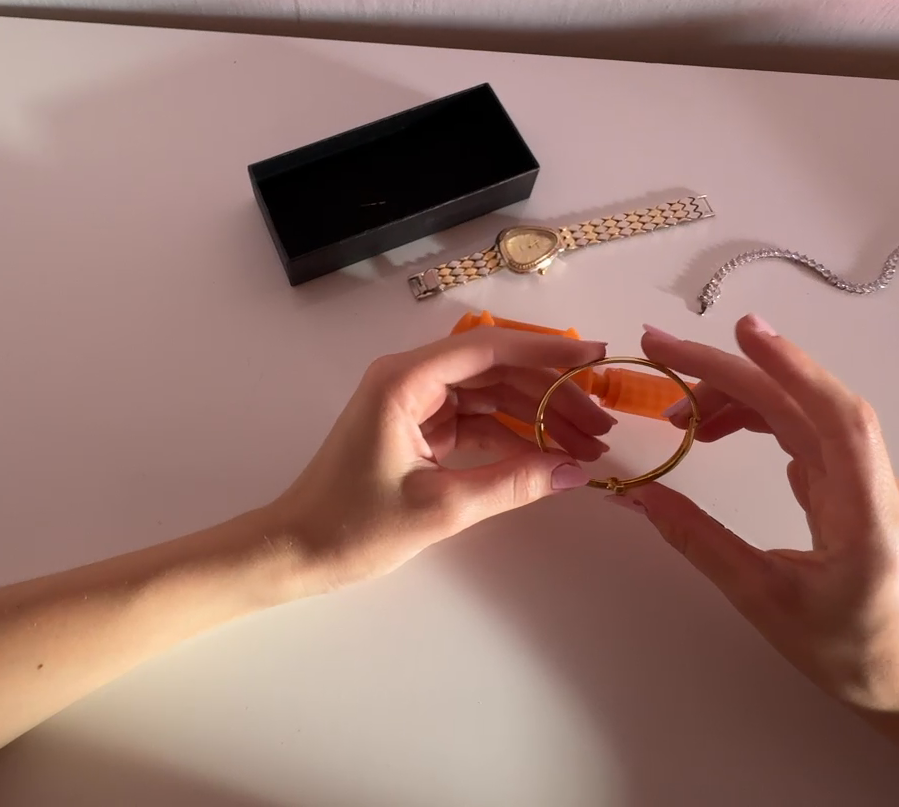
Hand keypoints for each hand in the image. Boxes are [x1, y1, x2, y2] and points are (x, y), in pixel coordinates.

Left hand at [268, 327, 615, 590]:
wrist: (296, 550)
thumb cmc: (354, 526)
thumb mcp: (440, 507)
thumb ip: (512, 483)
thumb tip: (578, 470)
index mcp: (405, 379)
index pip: (487, 348)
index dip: (545, 349)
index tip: (595, 356)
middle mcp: (409, 377)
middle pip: (494, 369)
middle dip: (550, 392)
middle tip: (602, 423)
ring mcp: (414, 401)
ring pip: (489, 394)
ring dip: (536, 414)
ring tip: (588, 443)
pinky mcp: (417, 426)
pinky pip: (475, 419)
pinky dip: (511, 434)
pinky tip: (550, 453)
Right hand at [620, 315, 898, 713]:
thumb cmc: (850, 650)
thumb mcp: (765, 601)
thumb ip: (700, 542)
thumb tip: (639, 495)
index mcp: (866, 510)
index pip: (838, 417)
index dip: (790, 367)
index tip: (741, 329)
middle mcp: (869, 480)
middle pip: (798, 403)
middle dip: (727, 369)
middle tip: (658, 349)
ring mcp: (859, 477)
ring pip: (793, 411)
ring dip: (732, 394)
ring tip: (674, 412)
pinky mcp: (844, 483)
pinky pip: (795, 430)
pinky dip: (748, 417)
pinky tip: (714, 430)